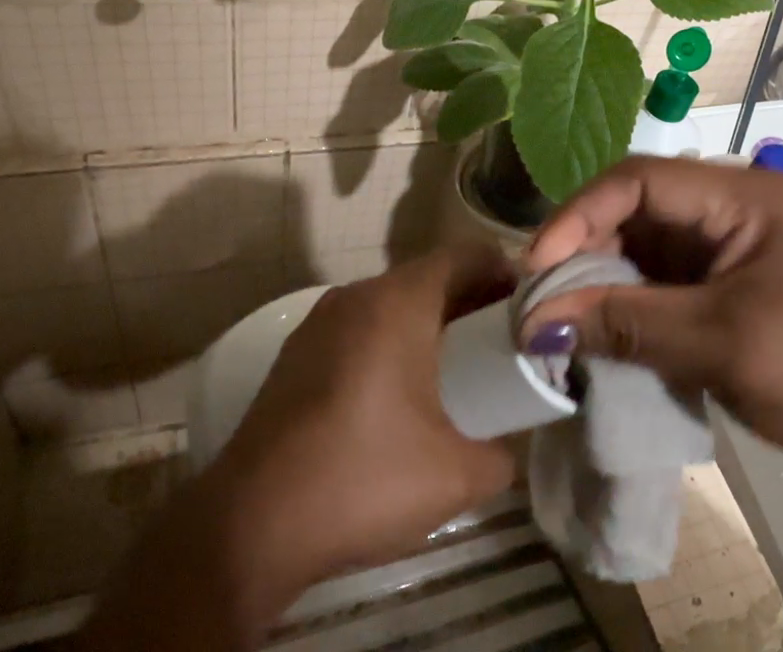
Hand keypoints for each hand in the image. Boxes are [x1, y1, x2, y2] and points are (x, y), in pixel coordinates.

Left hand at [209, 244, 519, 588]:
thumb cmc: (363, 482)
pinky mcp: (296, 354)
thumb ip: (504, 451)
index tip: (532, 316)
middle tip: (505, 350)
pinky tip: (404, 399)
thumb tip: (507, 443)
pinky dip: (394, 344)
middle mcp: (355, 297)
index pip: (467, 255)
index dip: (508, 276)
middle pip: (430, 277)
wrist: (250, 527)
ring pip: (393, 304)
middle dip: (474, 306)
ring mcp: (318, 323)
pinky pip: (362, 329)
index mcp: (397, 303)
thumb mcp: (459, 475)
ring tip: (461, 377)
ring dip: (432, 327)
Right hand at [520, 157, 782, 464]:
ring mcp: (726, 243)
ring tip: (558, 317)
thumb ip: (624, 324)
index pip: (640, 179)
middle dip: (583, 249)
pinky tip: (596, 327)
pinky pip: (655, 275)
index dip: (579, 216)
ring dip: (598, 277)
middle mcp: (732, 205)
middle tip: (539, 299)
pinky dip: (622, 299)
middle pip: (634, 207)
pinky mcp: (720, 279)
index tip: (537, 268)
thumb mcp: (718, 345)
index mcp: (745, 196)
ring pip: (639, 242)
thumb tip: (531, 322)